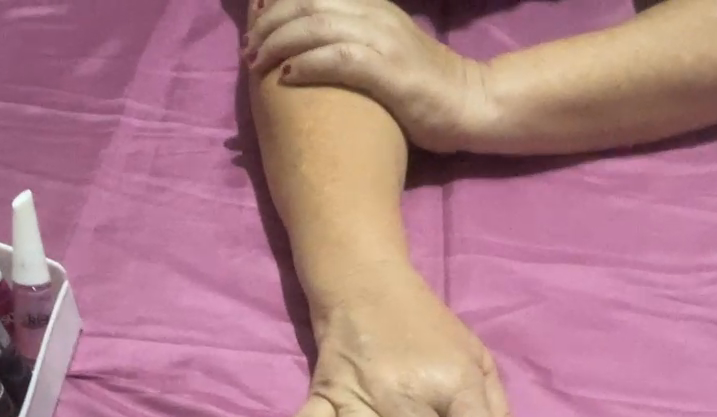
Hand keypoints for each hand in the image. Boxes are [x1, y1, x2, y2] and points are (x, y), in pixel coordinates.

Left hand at [245, 0, 495, 153]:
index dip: (278, 1)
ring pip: (316, 26)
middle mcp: (374, 14)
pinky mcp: (388, 72)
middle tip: (248, 50)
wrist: (468, 105)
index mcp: (371, 7)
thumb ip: (351, 46)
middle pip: (307, 3)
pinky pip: (338, 59)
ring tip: (255, 63)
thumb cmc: (422, 91)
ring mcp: (382, 40)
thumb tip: (312, 54)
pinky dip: (307, 64)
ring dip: (278, 43)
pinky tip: (286, 76)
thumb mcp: (384, 54)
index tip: (253, 23)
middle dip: (269, 23)